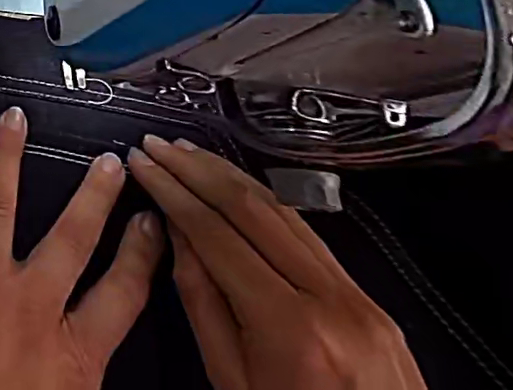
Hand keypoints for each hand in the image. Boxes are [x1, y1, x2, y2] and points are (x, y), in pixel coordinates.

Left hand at [0, 106, 165, 389]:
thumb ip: (87, 370)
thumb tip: (106, 339)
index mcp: (70, 351)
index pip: (123, 292)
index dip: (143, 254)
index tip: (152, 221)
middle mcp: (30, 306)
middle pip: (73, 237)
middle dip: (95, 195)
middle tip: (110, 160)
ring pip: (1, 203)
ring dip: (8, 155)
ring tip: (14, 118)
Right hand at [127, 135, 425, 389]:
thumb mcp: (232, 385)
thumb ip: (201, 302)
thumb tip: (177, 230)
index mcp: (291, 330)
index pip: (216, 233)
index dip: (172, 191)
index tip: (143, 164)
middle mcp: (332, 300)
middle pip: (250, 207)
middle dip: (195, 168)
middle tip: (158, 146)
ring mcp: (358, 296)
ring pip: (281, 210)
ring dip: (228, 174)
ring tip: (188, 154)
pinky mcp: (370, 298)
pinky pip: (307, 233)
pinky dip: (263, 201)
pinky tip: (236, 185)